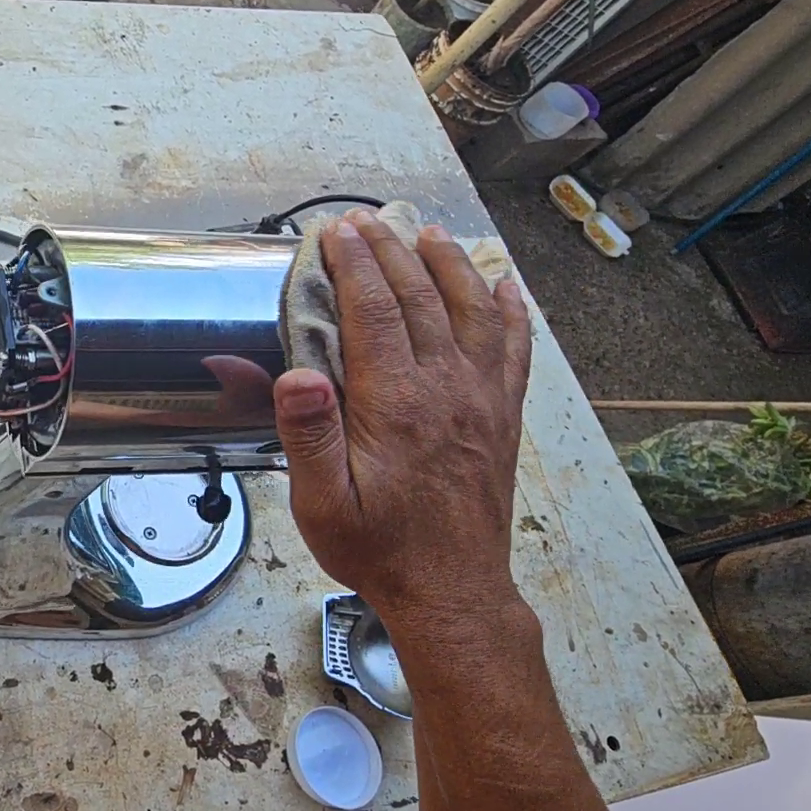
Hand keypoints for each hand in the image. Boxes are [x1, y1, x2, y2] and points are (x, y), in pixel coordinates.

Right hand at [271, 210, 531, 627]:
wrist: (450, 590)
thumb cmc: (375, 545)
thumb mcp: (320, 501)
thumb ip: (308, 435)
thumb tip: (298, 373)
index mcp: (396, 403)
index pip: (375, 312)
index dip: (355, 265)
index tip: (336, 232)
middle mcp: (446, 389)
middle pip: (420, 299)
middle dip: (390, 252)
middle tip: (367, 220)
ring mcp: (481, 401)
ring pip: (469, 312)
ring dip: (446, 266)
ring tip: (427, 233)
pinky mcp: (500, 418)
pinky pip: (511, 350)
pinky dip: (509, 311)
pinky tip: (503, 287)